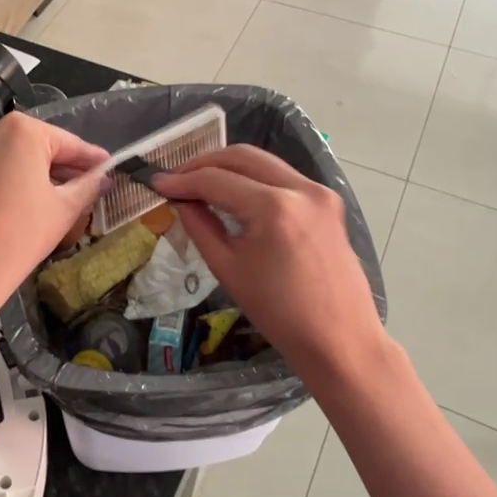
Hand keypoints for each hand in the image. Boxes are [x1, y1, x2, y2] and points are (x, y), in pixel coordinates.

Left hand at [0, 113, 107, 331]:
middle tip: (95, 184)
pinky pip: (2, 166)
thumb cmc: (21, 234)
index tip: (111, 167)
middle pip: (43, 146)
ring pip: (21, 156)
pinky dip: (22, 177)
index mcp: (22, 131)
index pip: (69, 143)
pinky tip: (41, 196)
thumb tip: (104, 179)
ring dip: (46, 173)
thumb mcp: (64, 209)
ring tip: (73, 194)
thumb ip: (88, 186)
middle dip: (68, 166)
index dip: (92, 159)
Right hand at [151, 145, 383, 374]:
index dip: (182, 180)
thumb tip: (179, 200)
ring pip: (264, 162)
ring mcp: (320, 192)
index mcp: (274, 207)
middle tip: (177, 178)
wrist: (339, 339)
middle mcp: (301, 188)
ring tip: (201, 183)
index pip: (216, 180)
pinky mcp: (329, 202)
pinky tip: (235, 194)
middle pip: (242, 156)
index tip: (157, 184)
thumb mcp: (228, 269)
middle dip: (204, 163)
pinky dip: (255, 179)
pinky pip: (283, 177)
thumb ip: (200, 226)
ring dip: (230, 167)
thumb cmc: (279, 313)